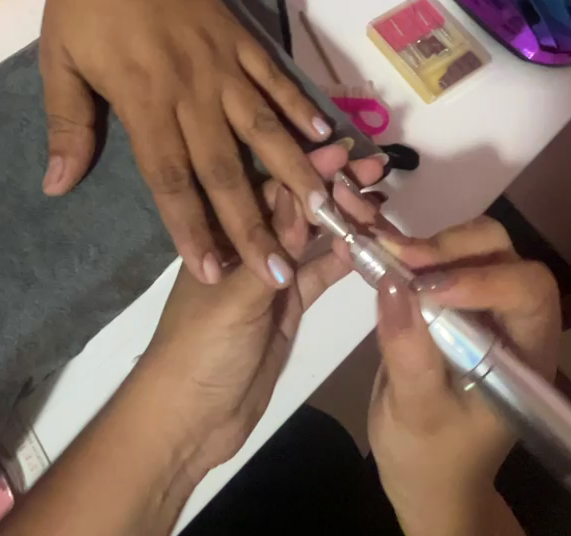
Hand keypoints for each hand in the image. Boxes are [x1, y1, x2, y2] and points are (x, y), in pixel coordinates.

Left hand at [40, 0, 383, 288]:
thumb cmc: (84, 3)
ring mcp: (223, 63)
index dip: (190, 228)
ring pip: (264, 128)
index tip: (210, 273)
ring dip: (293, 175)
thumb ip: (67, 124)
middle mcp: (192, 89)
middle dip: (250, 223)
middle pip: (225, 167)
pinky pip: (274, 79)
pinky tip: (322, 138)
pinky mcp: (241, 39)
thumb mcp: (58, 62)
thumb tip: (58, 187)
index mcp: (144, 99)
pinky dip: (298, 109)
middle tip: (275, 272)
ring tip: (323, 215)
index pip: (171, 177)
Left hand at [130, 144, 358, 480]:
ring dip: (343, 218)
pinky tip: (371, 241)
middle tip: (376, 168)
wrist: (189, 419)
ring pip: (310, 237)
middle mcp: (247, 245)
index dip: (304, 168)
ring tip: (382, 195)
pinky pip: (318, 273)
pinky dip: (343, 257)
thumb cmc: (198, 350)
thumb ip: (271, 250)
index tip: (344, 150)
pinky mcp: (287, 305)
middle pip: (294, 207)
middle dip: (332, 187)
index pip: (268, 189)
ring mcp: (269, 275)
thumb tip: (302, 193)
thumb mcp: (234, 297)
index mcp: (221, 233)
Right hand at [368, 219, 560, 535]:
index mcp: (526, 352)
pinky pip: (434, 256)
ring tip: (380, 251)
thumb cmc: (431, 458)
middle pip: (500, 253)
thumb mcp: (417, 413)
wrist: (424, 476)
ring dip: (426, 242)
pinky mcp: (448, 297)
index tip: (427, 288)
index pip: (526, 291)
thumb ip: (409, 353)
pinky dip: (404, 245)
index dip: (482, 278)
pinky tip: (369, 244)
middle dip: (450, 247)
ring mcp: (480, 304)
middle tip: (399, 257)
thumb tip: (393, 283)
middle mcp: (511, 319)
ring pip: (468, 244)